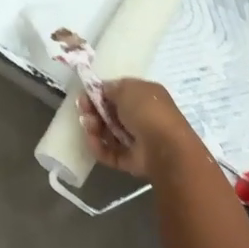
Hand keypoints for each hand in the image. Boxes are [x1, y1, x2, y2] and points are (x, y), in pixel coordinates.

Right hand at [78, 78, 201, 178]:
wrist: (164, 147)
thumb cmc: (147, 111)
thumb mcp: (127, 89)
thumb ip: (111, 88)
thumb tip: (102, 90)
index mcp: (144, 96)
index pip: (118, 93)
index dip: (99, 93)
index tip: (84, 95)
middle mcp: (141, 116)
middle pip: (110, 113)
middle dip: (93, 111)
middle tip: (84, 111)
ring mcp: (136, 139)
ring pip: (107, 133)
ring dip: (94, 128)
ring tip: (89, 126)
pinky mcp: (130, 159)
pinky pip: (110, 152)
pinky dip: (99, 147)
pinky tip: (92, 141)